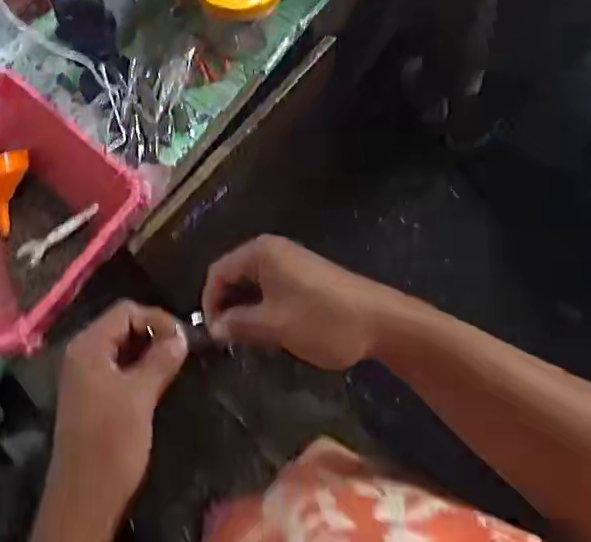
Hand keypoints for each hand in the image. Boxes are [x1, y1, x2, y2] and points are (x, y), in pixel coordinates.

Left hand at [34, 301, 187, 541]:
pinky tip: (158, 378)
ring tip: (175, 362)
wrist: (83, 500)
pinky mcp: (90, 394)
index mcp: (87, 346)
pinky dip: (138, 366)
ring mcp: (84, 374)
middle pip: (121, 325)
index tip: (184, 337)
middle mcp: (81, 353)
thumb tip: (181, 336)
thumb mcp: (140, 397)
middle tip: (183, 349)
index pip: (125, 311)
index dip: (157, 318)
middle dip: (153, 332)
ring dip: (148, 350)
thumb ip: (160, 360)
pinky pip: (117, 365)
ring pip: (121, 346)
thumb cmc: (110, 443)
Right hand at [201, 236, 412, 369]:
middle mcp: (272, 249)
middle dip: (226, 306)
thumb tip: (213, 328)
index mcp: (260, 252)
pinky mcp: (305, 275)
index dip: (209, 302)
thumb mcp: (274, 326)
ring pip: (253, 283)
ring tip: (245, 339)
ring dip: (244, 309)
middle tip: (226, 340)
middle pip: (234, 274)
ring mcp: (291, 261)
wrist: (381, 321)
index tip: (211, 335)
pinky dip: (262, 306)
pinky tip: (269, 330)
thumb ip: (239, 324)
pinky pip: (271, 287)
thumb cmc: (322, 319)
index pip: (218, 272)